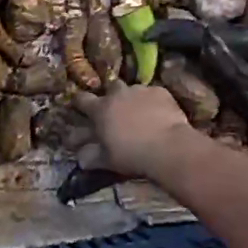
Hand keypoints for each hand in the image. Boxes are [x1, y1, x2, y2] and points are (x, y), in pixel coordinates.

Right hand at [74, 81, 199, 176]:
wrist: (168, 147)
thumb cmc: (132, 155)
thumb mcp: (107, 160)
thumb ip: (91, 156)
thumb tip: (81, 158)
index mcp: (101, 109)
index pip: (82, 99)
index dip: (80, 103)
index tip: (80, 107)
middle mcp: (118, 94)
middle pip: (110, 87)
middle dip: (112, 96)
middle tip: (117, 110)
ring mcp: (140, 90)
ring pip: (132, 89)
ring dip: (133, 98)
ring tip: (141, 113)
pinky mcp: (160, 91)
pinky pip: (152, 93)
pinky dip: (153, 101)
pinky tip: (159, 114)